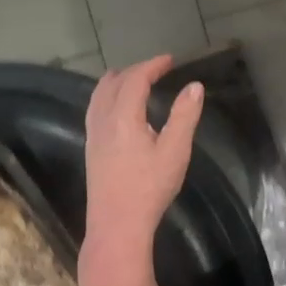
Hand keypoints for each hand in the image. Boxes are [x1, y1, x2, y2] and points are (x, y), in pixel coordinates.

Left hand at [83, 55, 203, 264]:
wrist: (117, 225)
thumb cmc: (149, 188)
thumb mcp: (175, 151)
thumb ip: (184, 116)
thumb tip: (194, 86)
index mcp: (124, 116)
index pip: (136, 79)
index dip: (152, 65)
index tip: (169, 60)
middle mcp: (103, 120)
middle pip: (114, 83)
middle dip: (135, 71)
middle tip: (156, 69)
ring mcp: (93, 135)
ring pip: (99, 95)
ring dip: (117, 82)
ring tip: (132, 80)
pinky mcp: (91, 149)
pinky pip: (95, 109)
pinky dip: (107, 97)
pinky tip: (116, 110)